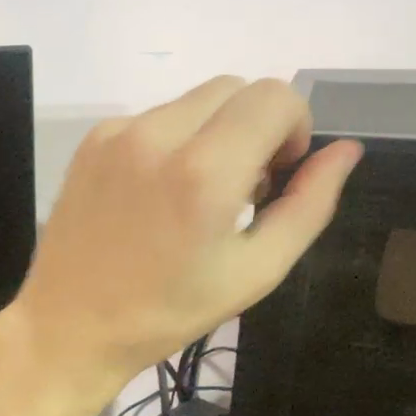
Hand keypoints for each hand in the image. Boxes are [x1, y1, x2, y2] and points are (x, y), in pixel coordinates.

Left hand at [13, 77, 361, 383]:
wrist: (71, 327)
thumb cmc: (167, 312)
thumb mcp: (254, 272)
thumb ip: (308, 206)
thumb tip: (345, 151)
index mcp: (203, 171)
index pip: (274, 96)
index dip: (293, 127)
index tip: (278, 174)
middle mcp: (157, 136)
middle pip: (235, 88)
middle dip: (255, 127)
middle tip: (243, 188)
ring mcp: (117, 134)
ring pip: (193, 101)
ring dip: (213, 132)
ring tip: (196, 195)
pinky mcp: (92, 142)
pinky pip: (152, 118)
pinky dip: (171, 142)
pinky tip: (157, 196)